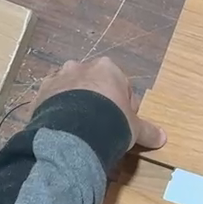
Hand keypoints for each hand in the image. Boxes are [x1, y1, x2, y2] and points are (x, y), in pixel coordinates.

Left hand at [36, 56, 166, 150]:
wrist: (74, 132)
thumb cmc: (111, 122)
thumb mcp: (135, 128)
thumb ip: (148, 131)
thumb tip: (162, 137)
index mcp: (107, 68)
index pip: (122, 84)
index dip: (125, 105)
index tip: (124, 122)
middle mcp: (81, 67)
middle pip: (94, 84)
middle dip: (98, 101)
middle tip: (103, 126)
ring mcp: (57, 78)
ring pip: (71, 91)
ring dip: (77, 105)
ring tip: (82, 129)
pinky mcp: (40, 93)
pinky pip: (52, 102)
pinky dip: (58, 112)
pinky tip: (66, 130)